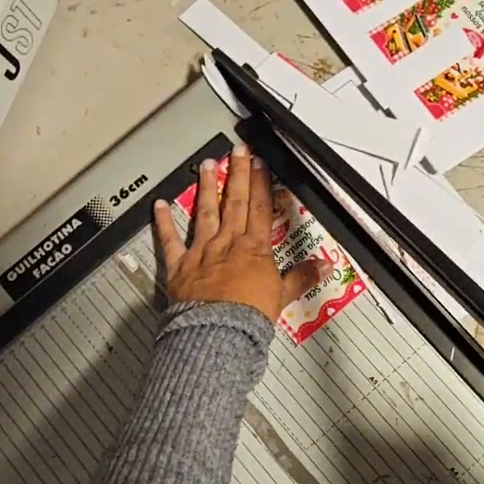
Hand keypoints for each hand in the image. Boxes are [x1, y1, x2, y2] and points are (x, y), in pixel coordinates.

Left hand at [151, 144, 326, 323]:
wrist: (217, 333)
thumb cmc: (248, 318)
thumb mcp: (282, 296)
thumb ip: (300, 277)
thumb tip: (323, 267)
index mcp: (254, 249)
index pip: (259, 208)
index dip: (260, 183)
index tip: (259, 163)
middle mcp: (227, 244)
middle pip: (234, 201)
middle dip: (237, 173)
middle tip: (237, 150)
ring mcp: (202, 252)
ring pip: (205, 212)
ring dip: (206, 187)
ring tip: (207, 165)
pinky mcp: (180, 266)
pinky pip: (169, 240)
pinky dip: (163, 222)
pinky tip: (159, 204)